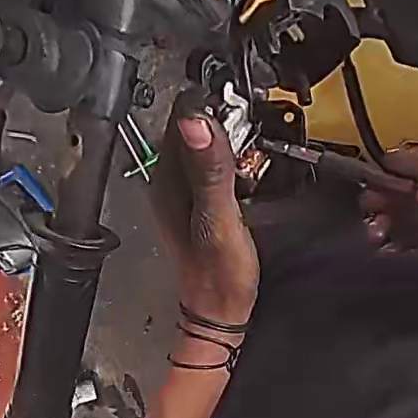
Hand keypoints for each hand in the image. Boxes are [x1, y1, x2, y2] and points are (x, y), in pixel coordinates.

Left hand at [150, 88, 258, 329]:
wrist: (222, 313)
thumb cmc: (219, 275)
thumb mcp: (219, 219)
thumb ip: (210, 170)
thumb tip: (196, 121)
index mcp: (168, 182)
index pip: (181, 119)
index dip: (209, 104)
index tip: (237, 104)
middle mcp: (170, 184)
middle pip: (190, 129)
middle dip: (220, 118)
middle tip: (248, 121)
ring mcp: (184, 194)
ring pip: (202, 147)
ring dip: (226, 138)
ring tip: (249, 140)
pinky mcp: (201, 204)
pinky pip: (212, 167)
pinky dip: (230, 159)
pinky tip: (245, 166)